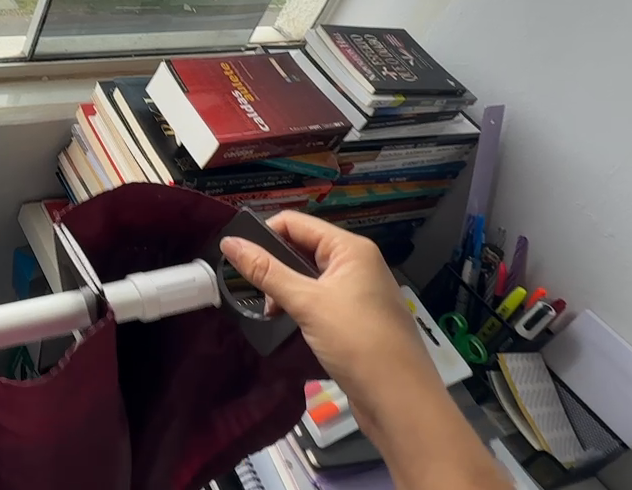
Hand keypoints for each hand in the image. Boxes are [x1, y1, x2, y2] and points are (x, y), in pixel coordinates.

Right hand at [220, 211, 425, 391]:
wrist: (404, 407)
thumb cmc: (358, 344)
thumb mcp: (306, 303)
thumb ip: (265, 271)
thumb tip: (228, 242)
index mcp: (350, 249)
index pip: (294, 223)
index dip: (264, 235)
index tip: (241, 258)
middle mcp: (357, 263)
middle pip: (300, 247)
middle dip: (274, 265)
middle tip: (255, 288)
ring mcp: (359, 291)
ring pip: (307, 274)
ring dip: (284, 287)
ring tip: (272, 310)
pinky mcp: (356, 316)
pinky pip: (319, 295)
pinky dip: (299, 303)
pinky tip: (289, 320)